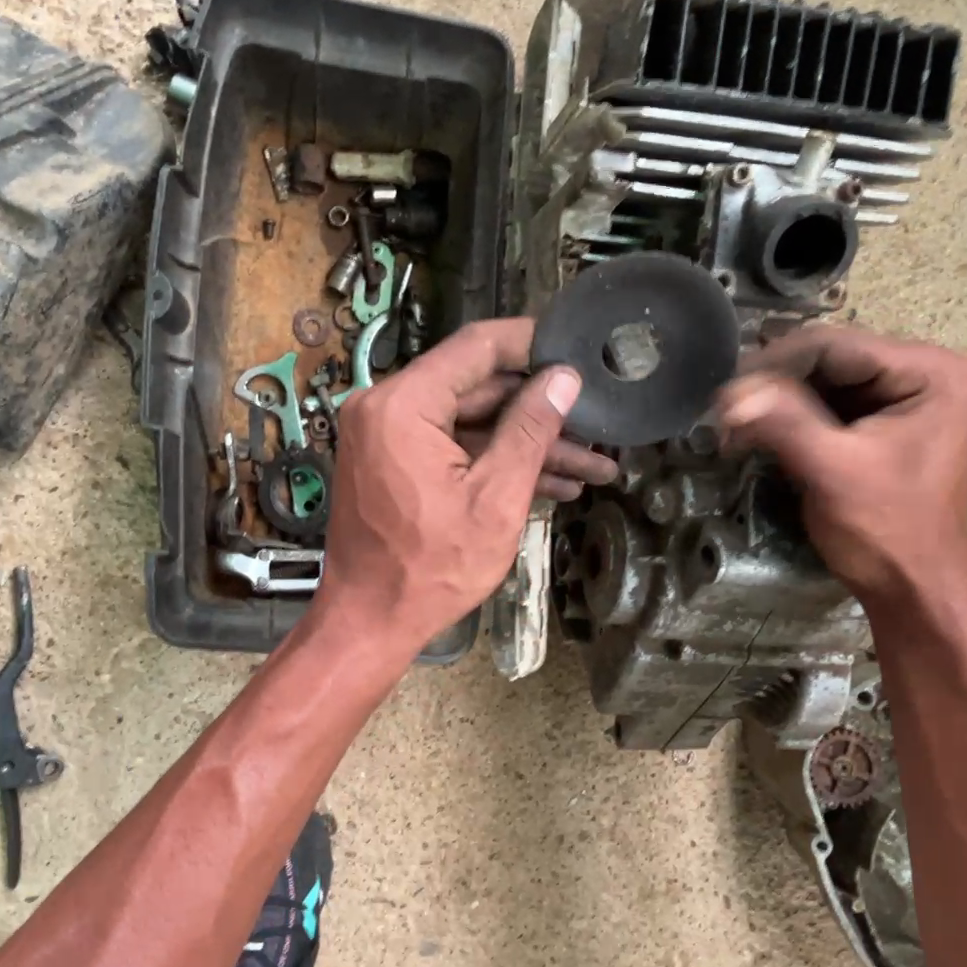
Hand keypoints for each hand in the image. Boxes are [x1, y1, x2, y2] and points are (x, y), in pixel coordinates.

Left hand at [314, 317, 611, 650]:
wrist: (369, 623)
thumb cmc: (430, 569)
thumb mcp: (495, 498)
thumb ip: (530, 430)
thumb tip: (564, 378)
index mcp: (402, 405)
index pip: (476, 347)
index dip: (531, 343)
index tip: (576, 347)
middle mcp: (386, 407)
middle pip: (478, 388)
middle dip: (541, 411)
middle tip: (597, 424)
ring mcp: (388, 436)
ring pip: (472, 423)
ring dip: (527, 444)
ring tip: (591, 466)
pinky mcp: (395, 463)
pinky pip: (453, 448)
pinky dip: (494, 462)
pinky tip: (553, 484)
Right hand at [716, 325, 966, 603]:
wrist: (913, 587)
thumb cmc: (887, 528)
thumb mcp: (833, 470)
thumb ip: (784, 423)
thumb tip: (727, 394)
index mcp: (928, 370)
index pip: (834, 345)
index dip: (773, 364)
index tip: (724, 395)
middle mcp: (916, 372)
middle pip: (823, 360)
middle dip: (770, 386)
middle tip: (722, 415)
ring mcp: (895, 398)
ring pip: (815, 381)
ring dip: (770, 403)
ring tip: (730, 429)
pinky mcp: (872, 423)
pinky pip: (819, 405)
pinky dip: (783, 419)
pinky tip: (750, 436)